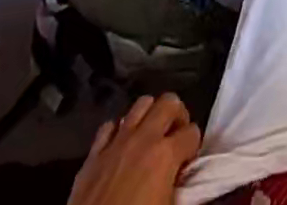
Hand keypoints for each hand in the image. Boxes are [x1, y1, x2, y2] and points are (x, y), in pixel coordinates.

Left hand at [67, 94, 202, 204]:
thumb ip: (180, 183)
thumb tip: (182, 174)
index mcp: (166, 154)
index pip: (193, 132)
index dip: (193, 145)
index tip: (188, 159)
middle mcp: (144, 139)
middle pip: (170, 102)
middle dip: (178, 115)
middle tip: (175, 136)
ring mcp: (116, 143)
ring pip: (141, 104)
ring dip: (150, 115)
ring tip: (151, 135)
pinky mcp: (93, 155)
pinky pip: (109, 126)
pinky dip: (119, 130)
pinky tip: (121, 146)